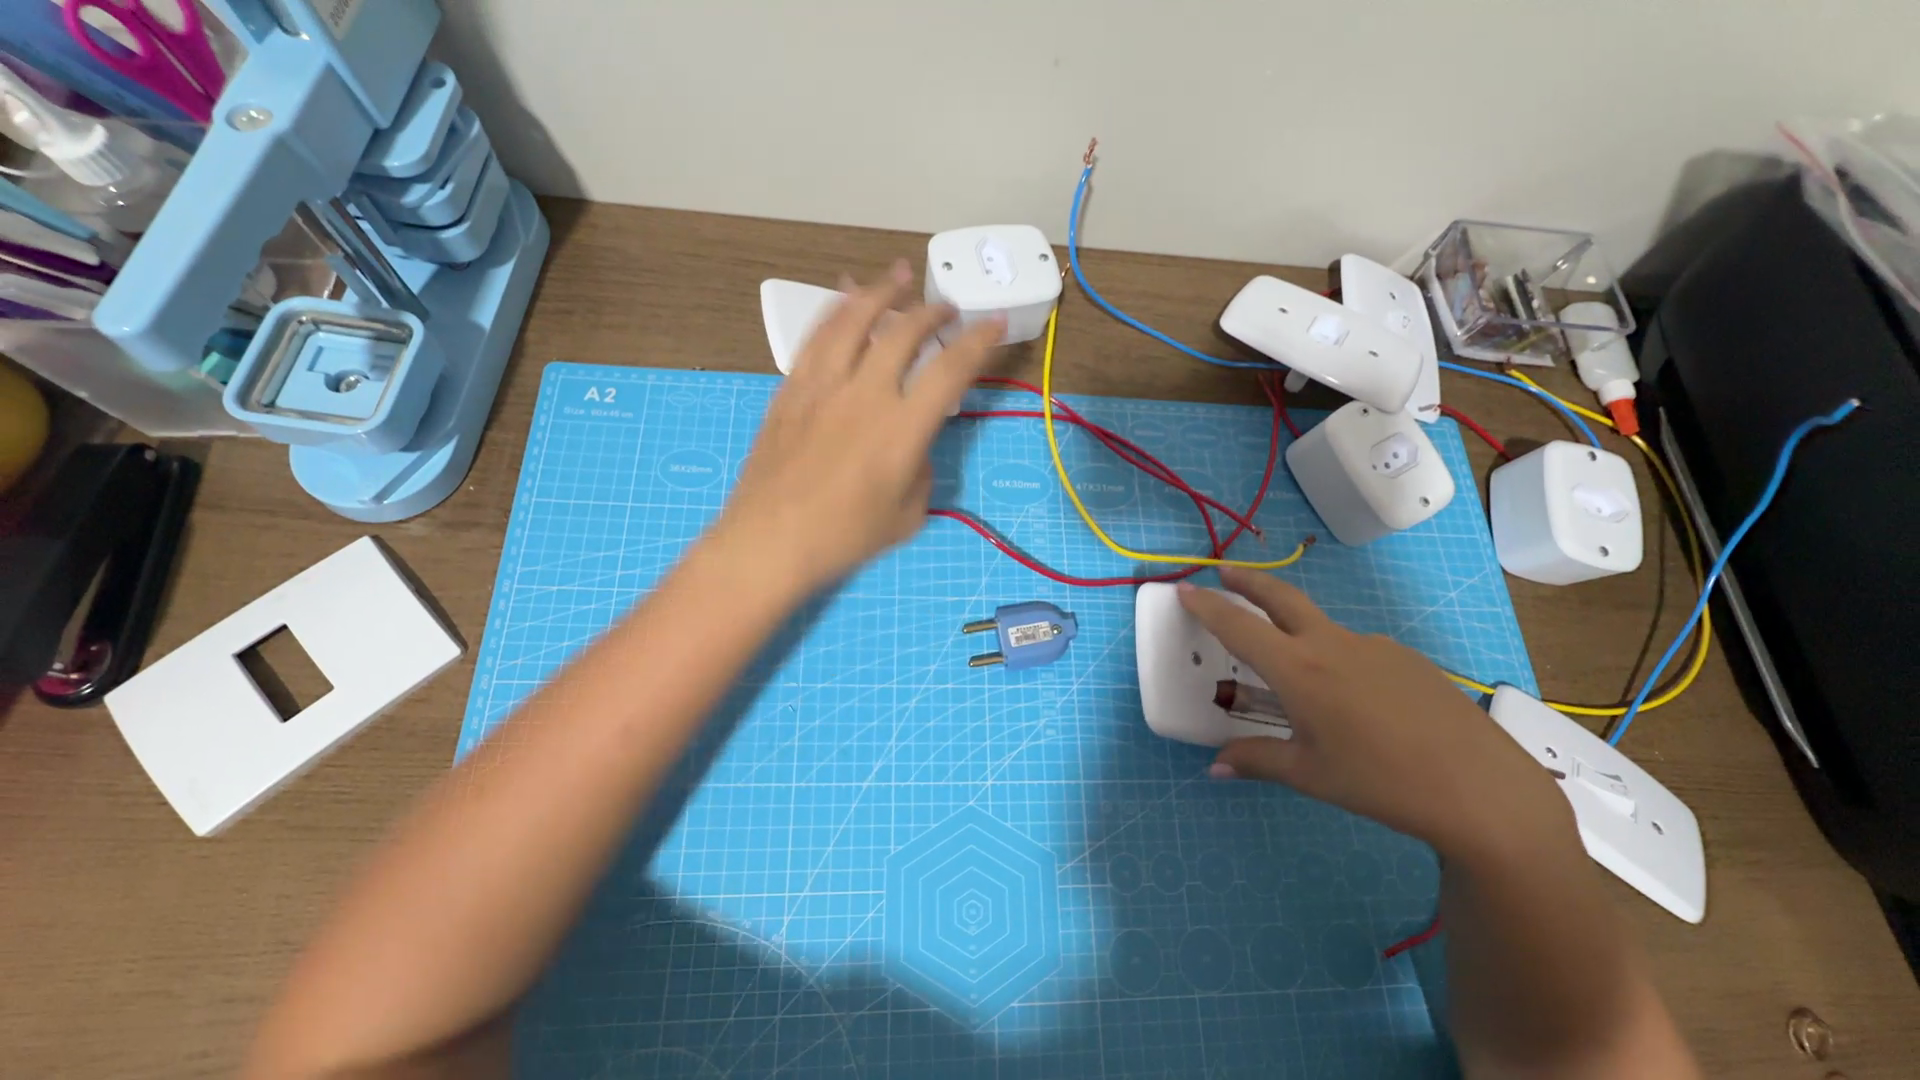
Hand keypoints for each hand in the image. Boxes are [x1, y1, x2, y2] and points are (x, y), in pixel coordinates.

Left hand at [715, 261, 1004, 593]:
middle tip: (946, 307)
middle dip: (931, 312)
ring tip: (898, 275)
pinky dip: (836, 311)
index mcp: (902, 429)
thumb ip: (920, 473)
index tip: (992, 322)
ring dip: (881, 293)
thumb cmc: (843, 537)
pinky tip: (845, 300)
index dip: (977, 342)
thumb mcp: (906, 516)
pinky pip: (816, 337)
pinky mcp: (791, 390)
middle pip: (903, 333)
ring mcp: (823, 386)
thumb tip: (913, 449)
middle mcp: (865, 394)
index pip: (950, 371)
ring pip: (854, 321)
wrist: (769, 540)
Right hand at [1180, 567, 1573, 863]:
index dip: (1207, 605)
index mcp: (1298, 670)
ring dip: (1296, 630)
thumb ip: (1257, 760)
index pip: (1238, 626)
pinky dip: (1337, 659)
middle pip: (1281, 597)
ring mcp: (1374, 646)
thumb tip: (1215, 767)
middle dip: (1248, 581)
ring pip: (1322, 628)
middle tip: (1224, 571)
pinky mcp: (1407, 658)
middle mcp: (1331, 644)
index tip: (1184, 588)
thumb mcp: (1309, 774)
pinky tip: (1354, 702)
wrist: (1478, 786)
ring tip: (1294, 674)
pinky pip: (1357, 650)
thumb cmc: (1379, 781)